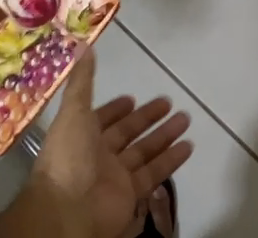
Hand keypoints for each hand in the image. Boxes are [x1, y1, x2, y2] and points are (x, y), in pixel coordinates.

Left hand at [0, 47, 193, 237]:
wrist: (68, 212)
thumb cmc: (68, 158)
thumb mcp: (73, 112)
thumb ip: (82, 82)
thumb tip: (85, 46)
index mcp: (81, 136)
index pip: (102, 120)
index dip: (116, 109)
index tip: (133, 97)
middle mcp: (98, 156)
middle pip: (127, 133)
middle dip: (147, 118)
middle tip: (169, 101)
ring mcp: (116, 177)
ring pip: (144, 152)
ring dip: (164, 135)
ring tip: (186, 118)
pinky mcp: (132, 195)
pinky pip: (154, 173)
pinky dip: (171, 160)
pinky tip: (189, 145)